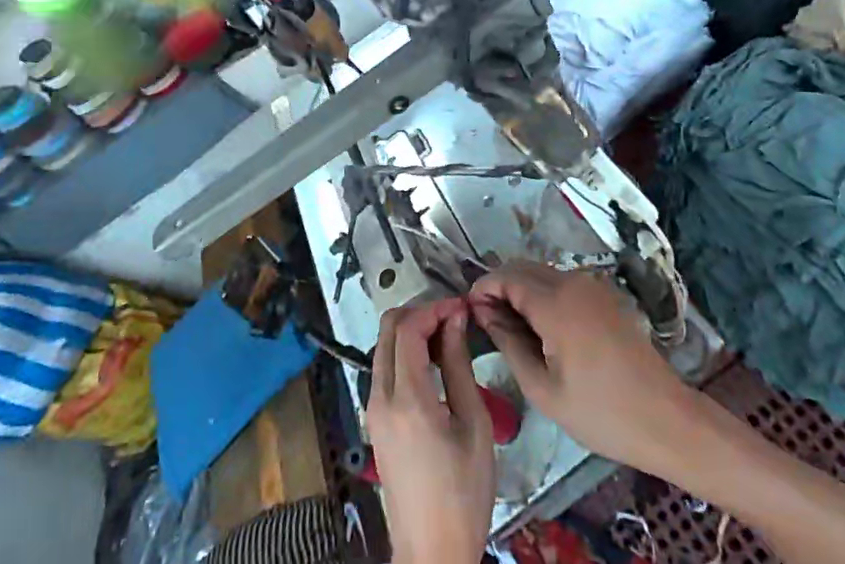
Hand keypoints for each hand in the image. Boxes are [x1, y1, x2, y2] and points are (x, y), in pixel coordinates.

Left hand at [366, 299, 495, 563]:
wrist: (432, 549)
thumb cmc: (464, 490)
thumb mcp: (473, 423)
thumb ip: (459, 365)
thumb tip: (456, 320)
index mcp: (406, 398)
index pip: (408, 329)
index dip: (435, 307)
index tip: (463, 306)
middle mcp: (379, 398)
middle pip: (387, 330)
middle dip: (420, 313)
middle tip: (455, 317)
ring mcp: (372, 411)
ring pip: (383, 348)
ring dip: (412, 332)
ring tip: (450, 337)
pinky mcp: (375, 422)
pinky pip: (384, 370)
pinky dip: (406, 353)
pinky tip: (435, 362)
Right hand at [467, 263, 695, 471]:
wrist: (664, 416)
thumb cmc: (599, 411)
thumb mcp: (542, 387)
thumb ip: (509, 342)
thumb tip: (484, 313)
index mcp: (556, 302)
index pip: (506, 276)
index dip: (482, 289)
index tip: (468, 313)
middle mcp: (574, 282)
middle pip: (524, 268)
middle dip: (499, 287)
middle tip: (486, 324)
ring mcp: (594, 286)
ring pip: (544, 273)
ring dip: (522, 291)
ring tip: (510, 330)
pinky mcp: (606, 296)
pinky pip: (564, 284)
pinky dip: (544, 296)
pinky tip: (541, 329)